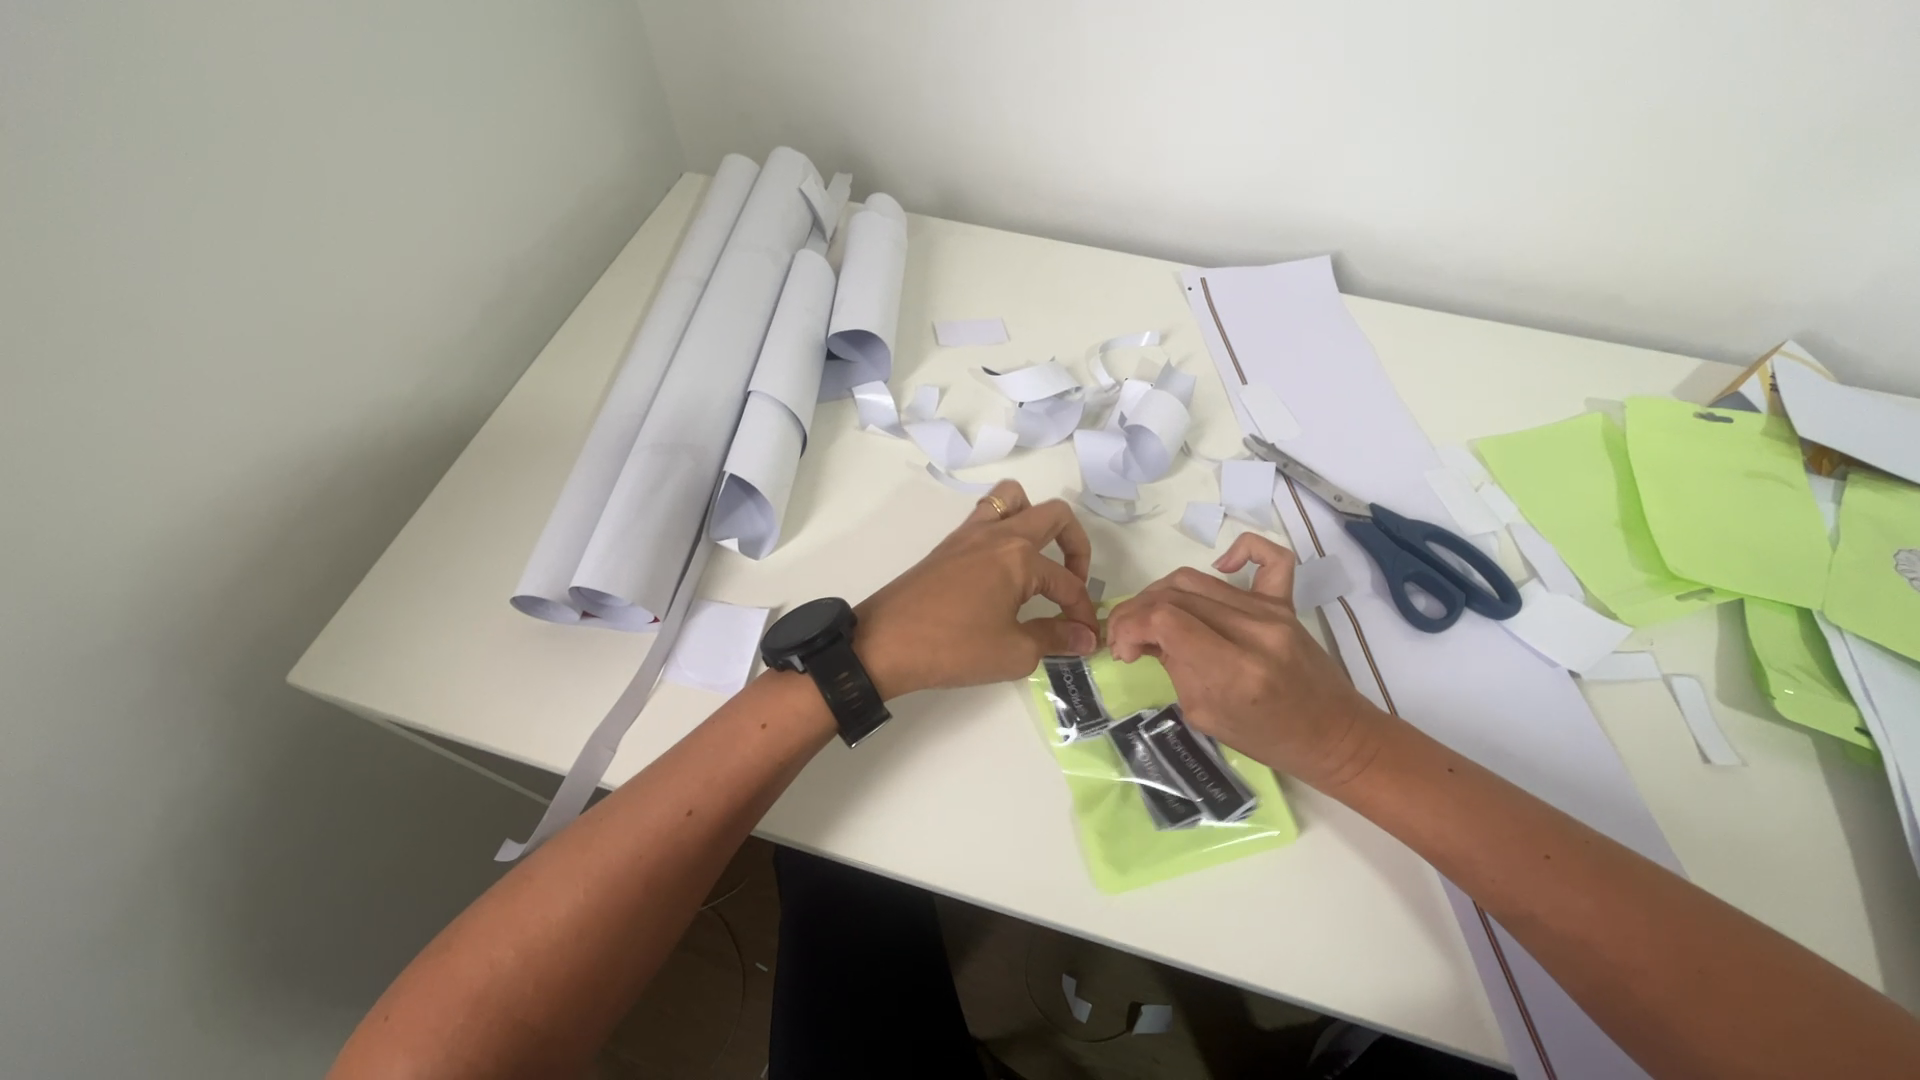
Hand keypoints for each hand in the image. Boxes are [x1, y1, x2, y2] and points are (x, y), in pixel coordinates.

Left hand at [853, 480, 1100, 699]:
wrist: (882, 644)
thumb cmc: (952, 648)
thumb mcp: (1013, 652)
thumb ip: (1054, 639)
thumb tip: (1085, 638)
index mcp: (1019, 557)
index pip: (1067, 583)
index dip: (1083, 613)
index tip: (1088, 638)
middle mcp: (998, 534)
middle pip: (1053, 516)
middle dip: (1076, 546)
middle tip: (1073, 585)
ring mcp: (969, 535)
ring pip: (1014, 500)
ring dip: (1036, 521)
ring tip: (1040, 561)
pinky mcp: (948, 546)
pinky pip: (986, 517)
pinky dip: (1006, 530)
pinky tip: (1005, 570)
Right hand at [1104, 533, 1392, 790]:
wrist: (1331, 736)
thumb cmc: (1266, 739)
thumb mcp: (1204, 715)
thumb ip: (1174, 667)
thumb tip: (1145, 637)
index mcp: (1234, 670)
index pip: (1165, 620)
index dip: (1130, 627)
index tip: (1123, 650)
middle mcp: (1253, 631)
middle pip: (1174, 596)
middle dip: (1136, 612)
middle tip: (1126, 638)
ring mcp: (1272, 612)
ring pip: (1197, 579)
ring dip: (1160, 593)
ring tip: (1150, 618)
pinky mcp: (1285, 603)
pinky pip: (1269, 558)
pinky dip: (1240, 548)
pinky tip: (1220, 565)